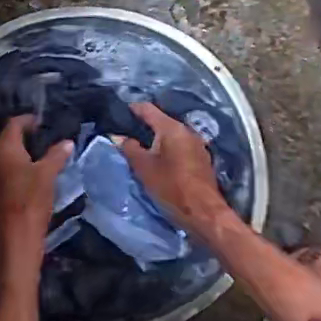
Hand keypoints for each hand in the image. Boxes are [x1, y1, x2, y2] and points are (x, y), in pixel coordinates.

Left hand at [0, 115, 73, 249]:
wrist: (16, 232)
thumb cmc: (32, 198)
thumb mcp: (48, 173)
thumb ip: (56, 155)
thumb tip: (67, 142)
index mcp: (4, 147)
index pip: (13, 123)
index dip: (28, 119)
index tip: (43, 121)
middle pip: (6, 136)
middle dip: (23, 133)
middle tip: (43, 135)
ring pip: (4, 152)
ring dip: (20, 149)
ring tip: (40, 151)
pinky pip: (4, 165)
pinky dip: (16, 162)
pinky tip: (31, 168)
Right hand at [116, 102, 231, 236]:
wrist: (202, 212)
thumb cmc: (170, 186)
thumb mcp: (143, 167)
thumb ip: (129, 148)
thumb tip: (117, 136)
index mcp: (172, 129)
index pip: (148, 109)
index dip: (132, 109)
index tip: (118, 112)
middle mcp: (187, 131)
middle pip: (161, 121)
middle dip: (143, 125)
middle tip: (124, 132)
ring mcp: (197, 145)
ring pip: (170, 135)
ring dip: (155, 138)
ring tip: (138, 146)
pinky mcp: (200, 159)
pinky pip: (179, 146)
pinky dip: (166, 148)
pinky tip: (156, 158)